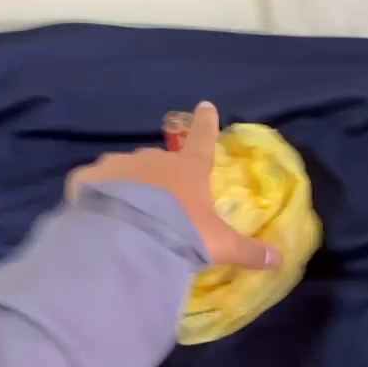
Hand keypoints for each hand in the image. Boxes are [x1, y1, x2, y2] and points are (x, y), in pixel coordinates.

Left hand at [67, 102, 280, 269]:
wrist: (127, 239)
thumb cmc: (182, 233)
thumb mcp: (220, 245)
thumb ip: (248, 251)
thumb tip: (279, 260)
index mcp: (188, 169)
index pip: (203, 140)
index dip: (207, 124)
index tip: (206, 106)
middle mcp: (154, 159)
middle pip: (161, 162)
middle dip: (161, 178)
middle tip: (161, 206)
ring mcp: (118, 165)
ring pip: (126, 172)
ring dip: (128, 187)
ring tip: (127, 216)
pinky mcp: (87, 179)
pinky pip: (94, 184)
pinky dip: (97, 195)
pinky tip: (96, 216)